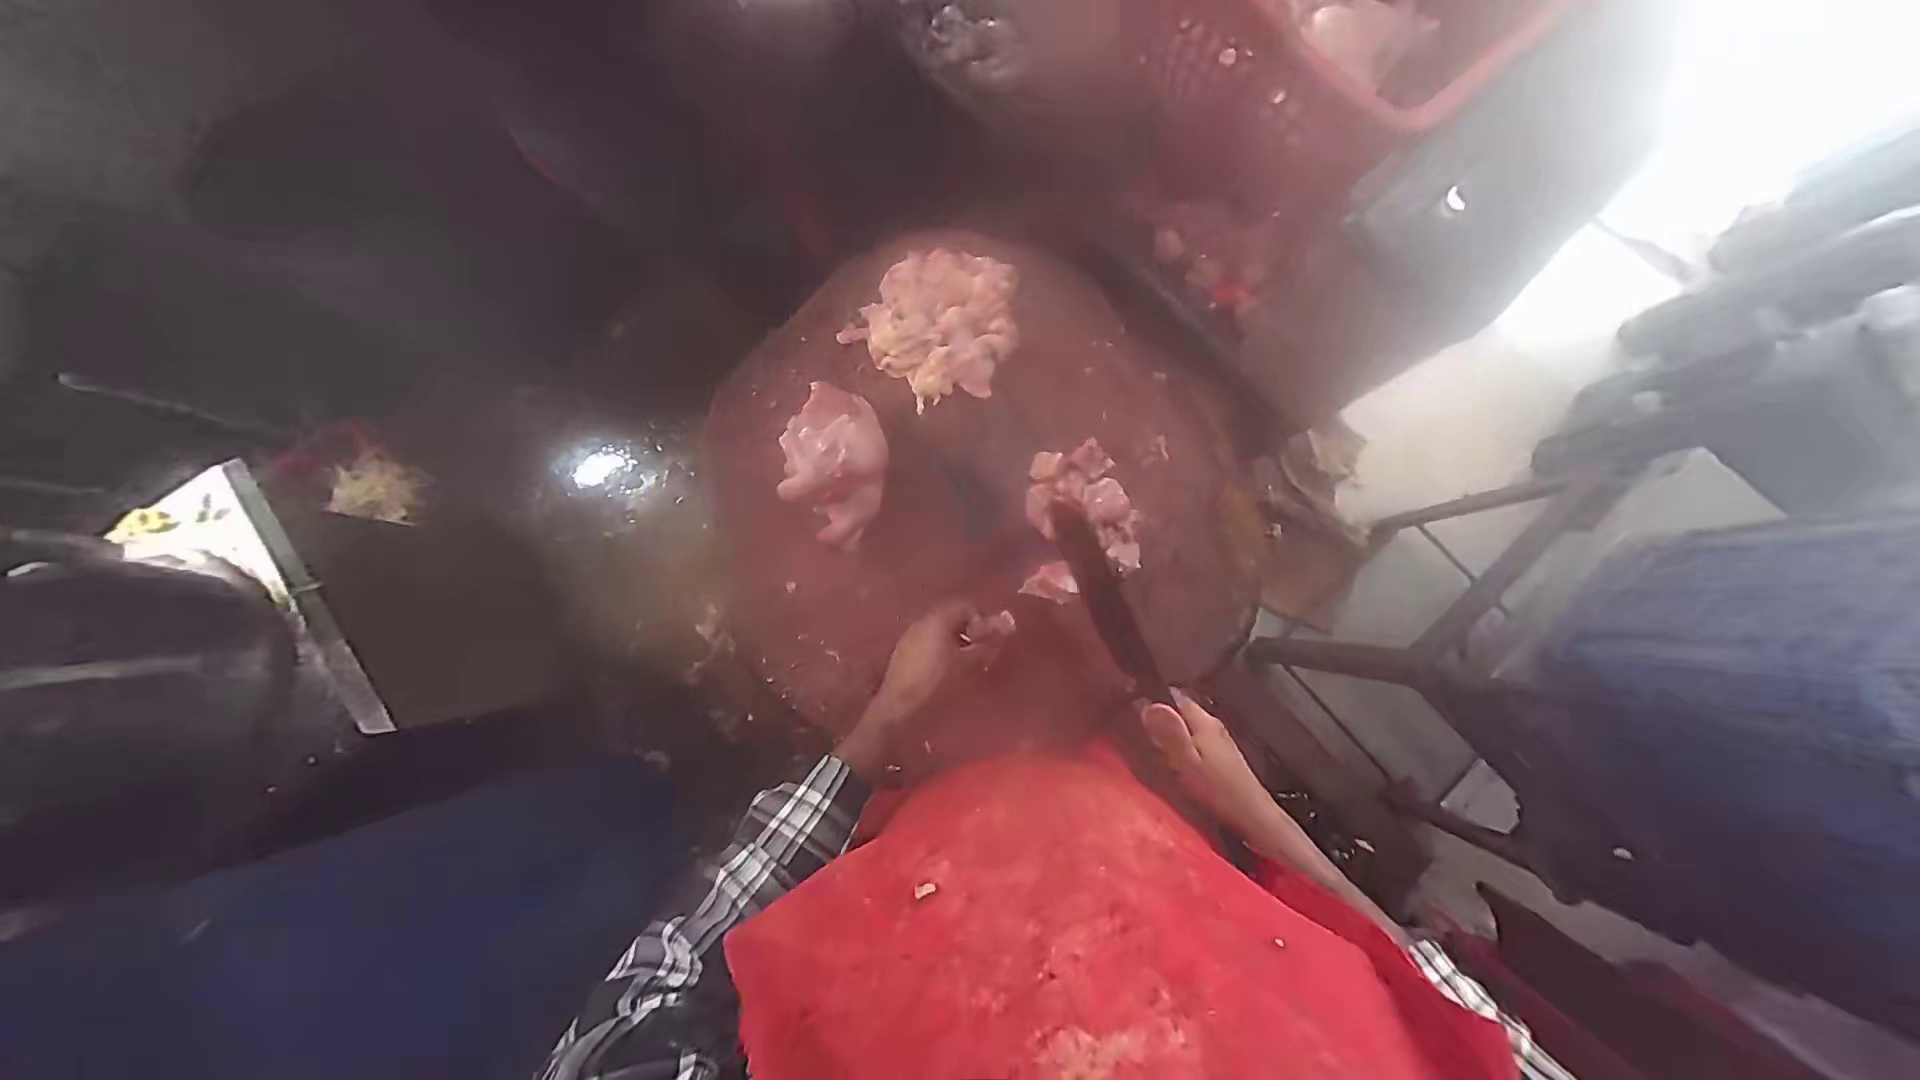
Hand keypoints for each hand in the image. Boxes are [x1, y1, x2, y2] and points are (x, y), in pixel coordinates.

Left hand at [836, 600, 1002, 779]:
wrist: (898, 711)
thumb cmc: (937, 684)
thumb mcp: (970, 664)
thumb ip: (989, 642)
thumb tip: (1007, 624)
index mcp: (937, 619)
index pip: (967, 606)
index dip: (983, 621)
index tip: (991, 642)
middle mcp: (920, 622)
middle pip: (952, 618)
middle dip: (970, 633)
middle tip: (982, 654)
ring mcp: (908, 638)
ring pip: (940, 632)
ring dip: (956, 644)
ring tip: (967, 666)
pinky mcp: (902, 655)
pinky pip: (928, 645)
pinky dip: (942, 653)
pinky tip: (947, 673)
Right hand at [1140, 688, 1277, 838]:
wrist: (1254, 818)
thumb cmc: (1218, 790)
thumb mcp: (1188, 761)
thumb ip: (1169, 732)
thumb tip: (1148, 704)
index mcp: (1203, 721)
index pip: (1173, 696)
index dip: (1153, 700)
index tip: (1133, 711)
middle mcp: (1212, 724)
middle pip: (1180, 711)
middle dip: (1161, 717)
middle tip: (1139, 732)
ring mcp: (1219, 740)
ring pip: (1188, 726)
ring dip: (1171, 733)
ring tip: (1152, 747)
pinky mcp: (1222, 756)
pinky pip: (1195, 740)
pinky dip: (1182, 745)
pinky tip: (1173, 762)